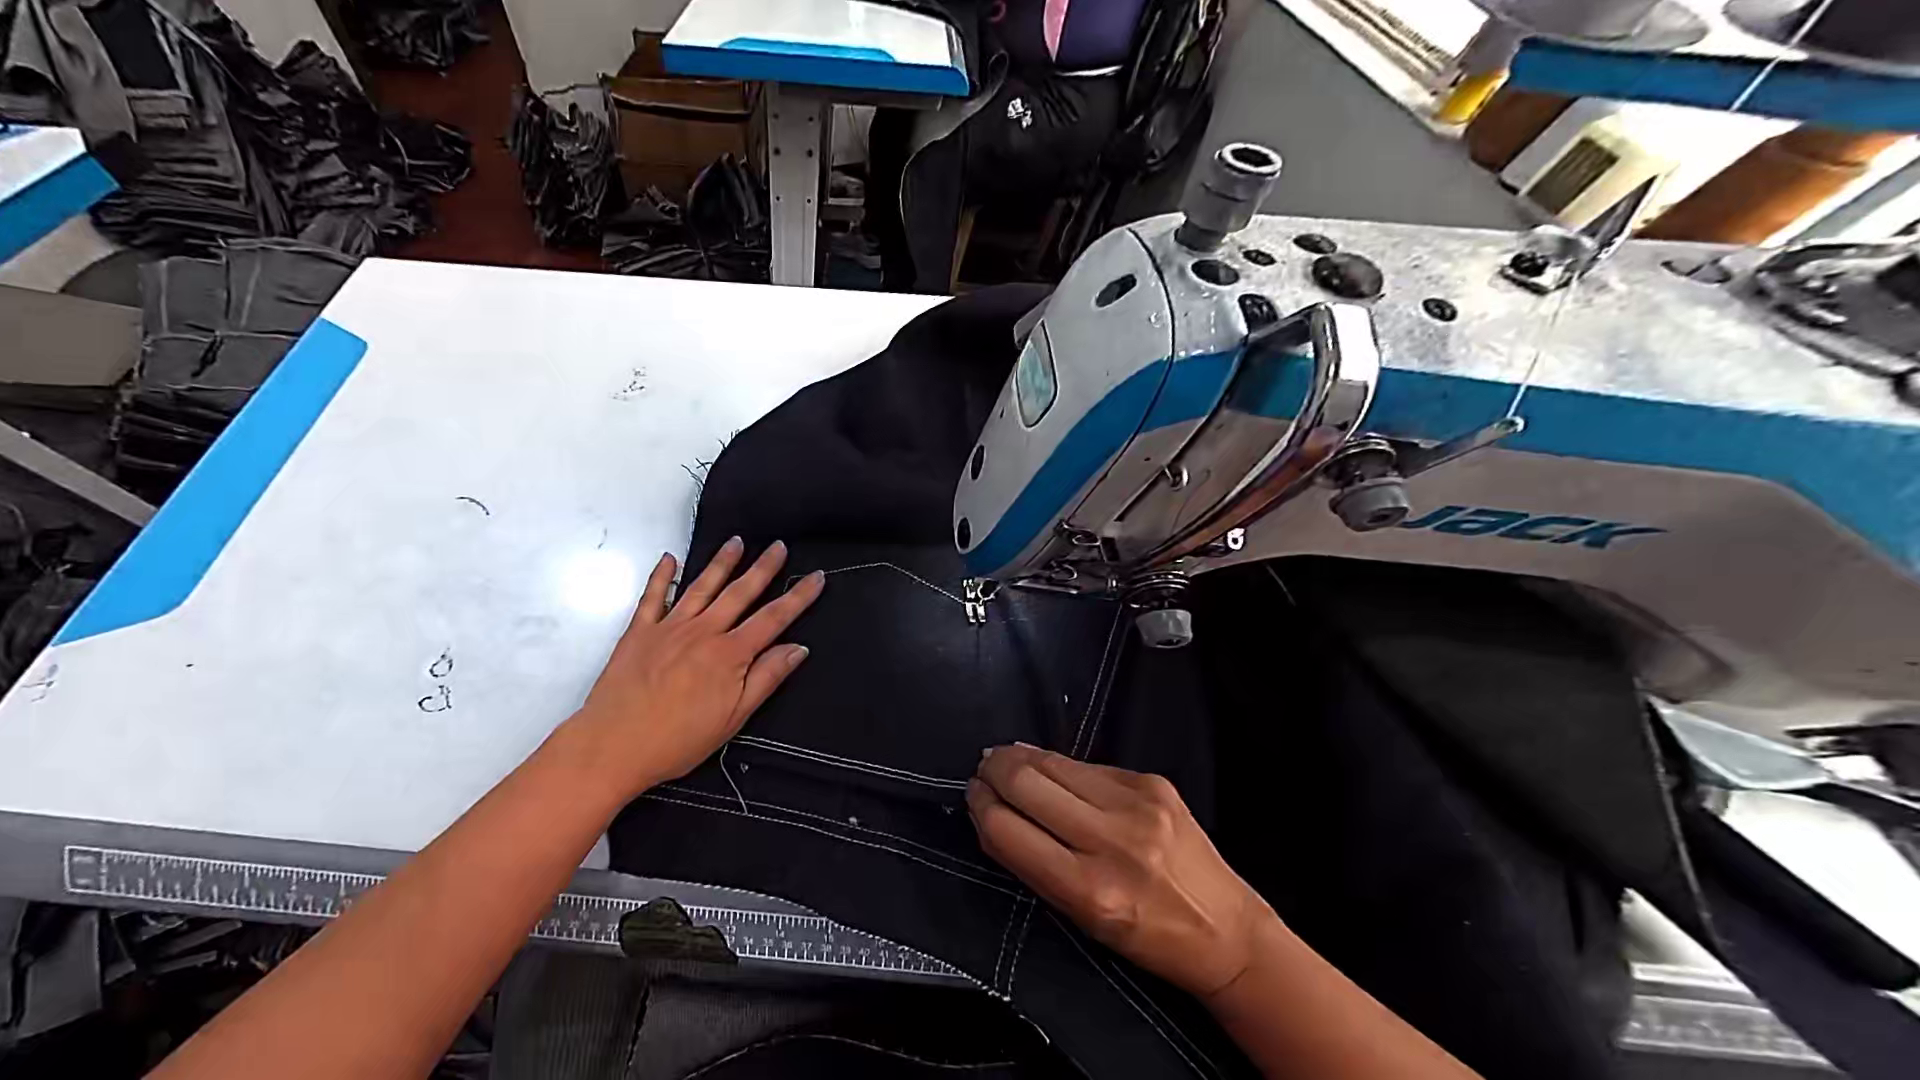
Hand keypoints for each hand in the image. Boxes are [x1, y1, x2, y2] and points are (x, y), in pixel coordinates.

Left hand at [559, 537, 823, 799]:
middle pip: (740, 592)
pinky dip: (662, 575)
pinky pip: (653, 596)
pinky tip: (670, 559)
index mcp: (730, 654)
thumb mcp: (733, 717)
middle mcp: (703, 632)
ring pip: (702, 586)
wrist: (612, 747)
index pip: (774, 617)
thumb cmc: (676, 740)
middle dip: (763, 567)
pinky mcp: (639, 633)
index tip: (816, 577)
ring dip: (722, 562)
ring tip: (737, 542)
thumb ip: (766, 678)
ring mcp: (669, 628)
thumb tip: (796, 648)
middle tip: (779, 546)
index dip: (798, 596)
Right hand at [967, 744, 1275, 998]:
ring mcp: (1137, 804)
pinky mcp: (1153, 781)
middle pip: (1027, 782)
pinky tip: (1052, 769)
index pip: (1008, 831)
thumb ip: (1032, 863)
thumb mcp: (1080, 916)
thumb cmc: (1144, 935)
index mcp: (1089, 890)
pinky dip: (1062, 766)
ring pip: (1055, 763)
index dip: (980, 806)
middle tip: (983, 768)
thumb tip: (991, 809)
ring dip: (1021, 757)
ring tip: (1005, 758)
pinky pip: (1089, 765)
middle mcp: (1113, 840)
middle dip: (994, 770)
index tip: (972, 794)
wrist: (1224, 927)